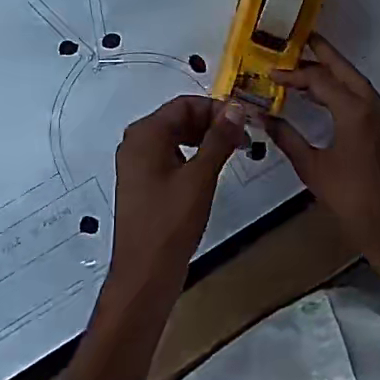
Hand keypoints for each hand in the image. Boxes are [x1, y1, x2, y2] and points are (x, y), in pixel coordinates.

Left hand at [108, 95, 247, 288]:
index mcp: (145, 134)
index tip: (244, 120)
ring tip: (232, 150)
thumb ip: (218, 139)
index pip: (183, 105)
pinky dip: (191, 154)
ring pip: (174, 136)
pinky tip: (210, 168)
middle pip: (177, 118)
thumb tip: (236, 108)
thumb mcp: (200, 178)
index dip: (215, 108)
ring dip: (203, 139)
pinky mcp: (142, 181)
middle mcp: (136, 142)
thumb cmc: (170, 223)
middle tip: (242, 137)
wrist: (144, 274)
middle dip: (210, 123)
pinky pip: (168, 155)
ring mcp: (136, 163)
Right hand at [266, 34, 379, 284]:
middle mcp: (376, 106)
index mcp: (356, 112)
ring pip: (357, 83)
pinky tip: (326, 98)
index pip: (320, 80)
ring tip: (306, 67)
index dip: (294, 74)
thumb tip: (261, 116)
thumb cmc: (351, 200)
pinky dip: (344, 91)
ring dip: (332, 73)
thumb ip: (286, 136)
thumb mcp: (312, 167)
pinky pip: (365, 98)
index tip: (271, 73)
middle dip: (322, 55)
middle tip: (300, 40)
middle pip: (344, 70)